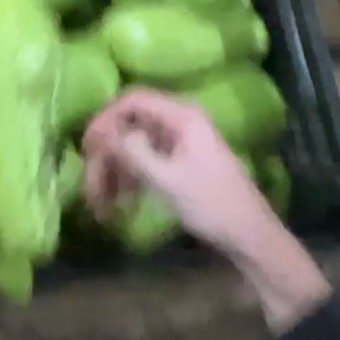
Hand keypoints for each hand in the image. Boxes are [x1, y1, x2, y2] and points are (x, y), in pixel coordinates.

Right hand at [83, 89, 330, 328]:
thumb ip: (134, 151)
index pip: (133, 100)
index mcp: (182, 116)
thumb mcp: (169, 180)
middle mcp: (180, 121)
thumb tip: (105, 131)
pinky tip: (122, 201)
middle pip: (132, 123)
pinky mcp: (181, 160)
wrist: (252, 238)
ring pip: (136, 143)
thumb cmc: (212, 205)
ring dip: (117, 167)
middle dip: (109, 150)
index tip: (88, 143)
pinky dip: (132, 176)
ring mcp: (181, 141)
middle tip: (90, 175)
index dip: (106, 118)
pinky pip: (147, 158)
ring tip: (102, 199)